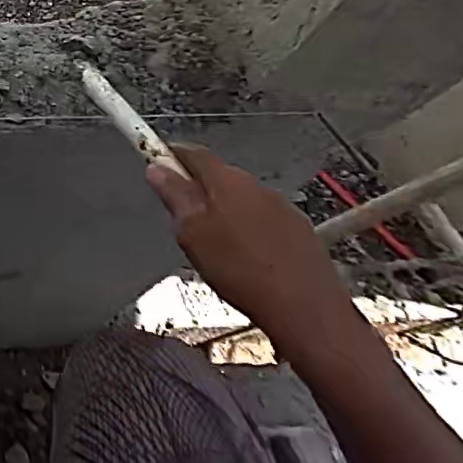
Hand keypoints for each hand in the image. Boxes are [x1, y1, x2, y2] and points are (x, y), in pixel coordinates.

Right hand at [146, 146, 348, 345]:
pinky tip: (248, 260)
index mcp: (226, 180)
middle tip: (184, 219)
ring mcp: (281, 206)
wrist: (305, 309)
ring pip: (242, 200)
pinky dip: (251, 231)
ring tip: (218, 249)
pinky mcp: (299, 230)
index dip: (173, 154)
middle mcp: (255, 184)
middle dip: (200, 191)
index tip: (160, 160)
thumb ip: (174, 197)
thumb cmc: (241, 271)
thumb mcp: (192, 235)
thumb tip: (157, 169)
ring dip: (227, 213)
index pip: (193, 153)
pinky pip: (265, 221)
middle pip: (219, 177)